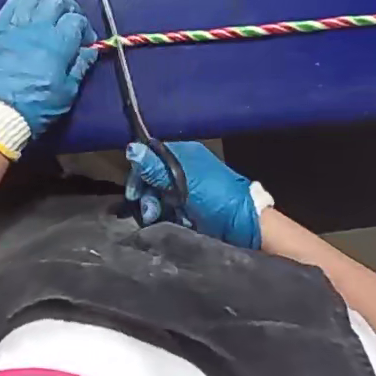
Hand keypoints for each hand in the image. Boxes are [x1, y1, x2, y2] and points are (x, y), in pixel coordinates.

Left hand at [0, 0, 99, 138]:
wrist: (0, 113)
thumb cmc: (37, 106)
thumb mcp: (67, 92)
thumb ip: (79, 67)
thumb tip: (90, 50)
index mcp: (58, 43)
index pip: (76, 21)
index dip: (85, 28)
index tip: (86, 40)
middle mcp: (38, 29)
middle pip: (56, 2)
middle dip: (69, 5)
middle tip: (72, 16)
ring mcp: (16, 29)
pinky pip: (9, 7)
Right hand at [125, 140, 262, 248]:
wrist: (244, 227)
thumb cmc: (216, 198)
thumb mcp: (184, 181)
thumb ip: (156, 167)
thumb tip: (131, 148)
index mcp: (184, 155)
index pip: (150, 157)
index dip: (139, 174)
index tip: (133, 193)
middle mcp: (183, 168)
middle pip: (150, 178)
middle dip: (146, 195)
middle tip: (149, 211)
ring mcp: (186, 188)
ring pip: (156, 195)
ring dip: (153, 208)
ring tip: (158, 218)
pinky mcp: (188, 207)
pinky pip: (166, 208)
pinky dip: (164, 215)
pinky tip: (169, 221)